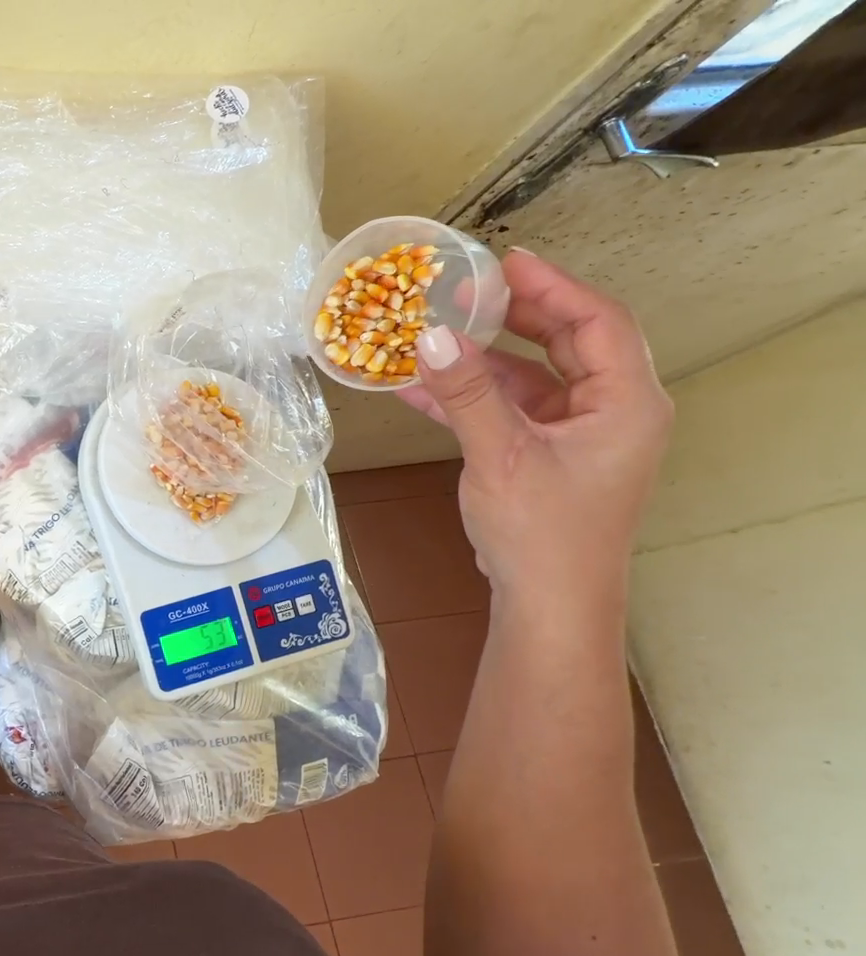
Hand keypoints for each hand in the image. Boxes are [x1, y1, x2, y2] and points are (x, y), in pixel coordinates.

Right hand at [396, 250, 672, 612]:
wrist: (548, 602)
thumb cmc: (541, 530)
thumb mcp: (500, 456)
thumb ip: (466, 394)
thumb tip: (428, 338)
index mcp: (625, 402)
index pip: (598, 322)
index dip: (553, 287)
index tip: (505, 262)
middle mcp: (610, 410)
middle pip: (569, 342)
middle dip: (516, 316)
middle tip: (468, 291)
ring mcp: (577, 434)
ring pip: (533, 377)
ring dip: (482, 360)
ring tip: (434, 335)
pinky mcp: (546, 455)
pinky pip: (510, 410)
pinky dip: (471, 398)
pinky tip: (421, 390)